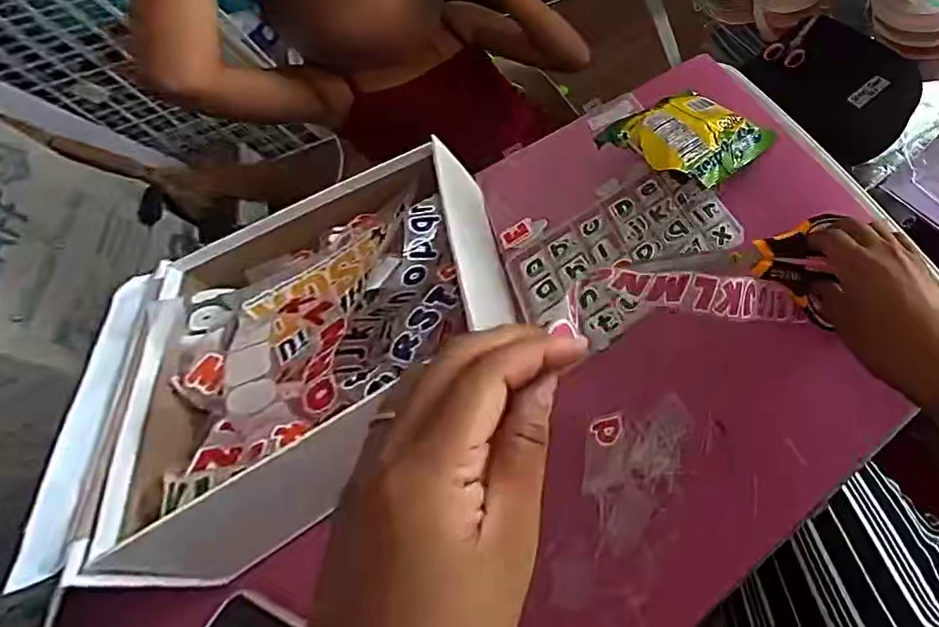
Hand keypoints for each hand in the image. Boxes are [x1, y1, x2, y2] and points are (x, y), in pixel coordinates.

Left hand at [312, 326, 588, 626]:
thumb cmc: (460, 622)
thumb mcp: (511, 538)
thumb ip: (525, 448)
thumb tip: (544, 380)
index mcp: (424, 470)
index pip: (483, 375)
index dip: (536, 348)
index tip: (580, 346)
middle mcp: (383, 457)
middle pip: (446, 363)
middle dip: (508, 340)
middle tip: (560, 345)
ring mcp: (362, 472)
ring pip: (422, 378)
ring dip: (479, 357)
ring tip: (532, 362)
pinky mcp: (358, 489)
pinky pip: (407, 407)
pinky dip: (453, 383)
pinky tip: (486, 398)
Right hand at [806, 221, 938, 415]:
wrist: (935, 354)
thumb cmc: (883, 344)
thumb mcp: (846, 325)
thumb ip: (828, 298)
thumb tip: (818, 284)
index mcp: (855, 261)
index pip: (829, 238)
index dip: (814, 240)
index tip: (806, 247)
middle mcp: (879, 248)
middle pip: (852, 225)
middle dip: (835, 230)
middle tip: (825, 244)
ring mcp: (903, 252)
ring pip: (876, 227)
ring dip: (859, 231)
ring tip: (853, 245)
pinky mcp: (921, 261)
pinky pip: (898, 237)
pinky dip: (883, 237)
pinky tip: (882, 251)